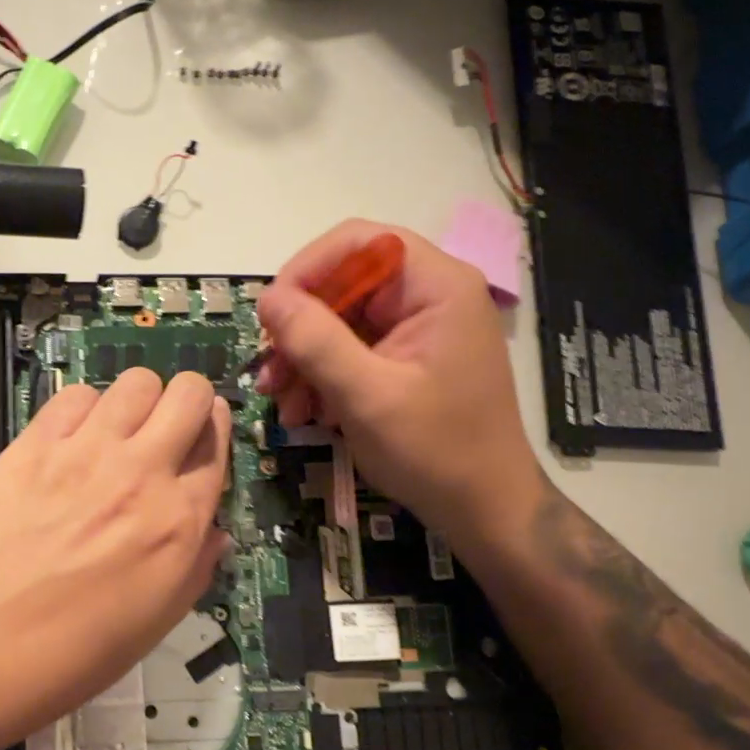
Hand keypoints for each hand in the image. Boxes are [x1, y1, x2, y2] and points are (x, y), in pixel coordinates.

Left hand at [0, 368, 230, 741]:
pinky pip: (73, 396)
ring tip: (116, 432)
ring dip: (135, 401)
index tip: (202, 439)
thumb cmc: (72, 652)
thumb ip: (194, 567)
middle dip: (187, 402)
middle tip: (165, 427)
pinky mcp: (32, 446)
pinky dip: (82, 409)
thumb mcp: (157, 622)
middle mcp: (140, 473)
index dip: (214, 434)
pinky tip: (70, 440)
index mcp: (179, 521)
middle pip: (188, 392)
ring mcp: (83, 453)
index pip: (218, 443)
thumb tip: (210, 533)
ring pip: (134, 382)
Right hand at [255, 218, 543, 540]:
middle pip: (343, 285)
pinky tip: (304, 413)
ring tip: (281, 406)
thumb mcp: (366, 396)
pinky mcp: (406, 361)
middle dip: (298, 330)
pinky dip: (321, 378)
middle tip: (268, 376)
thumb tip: (268, 299)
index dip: (306, 270)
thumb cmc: (434, 449)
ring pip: (339, 322)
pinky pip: (350, 352)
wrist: (482, 508)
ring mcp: (417, 330)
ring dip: (302, 361)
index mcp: (435, 287)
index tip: (271, 318)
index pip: (359, 242)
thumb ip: (316, 341)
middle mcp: (428, 297)